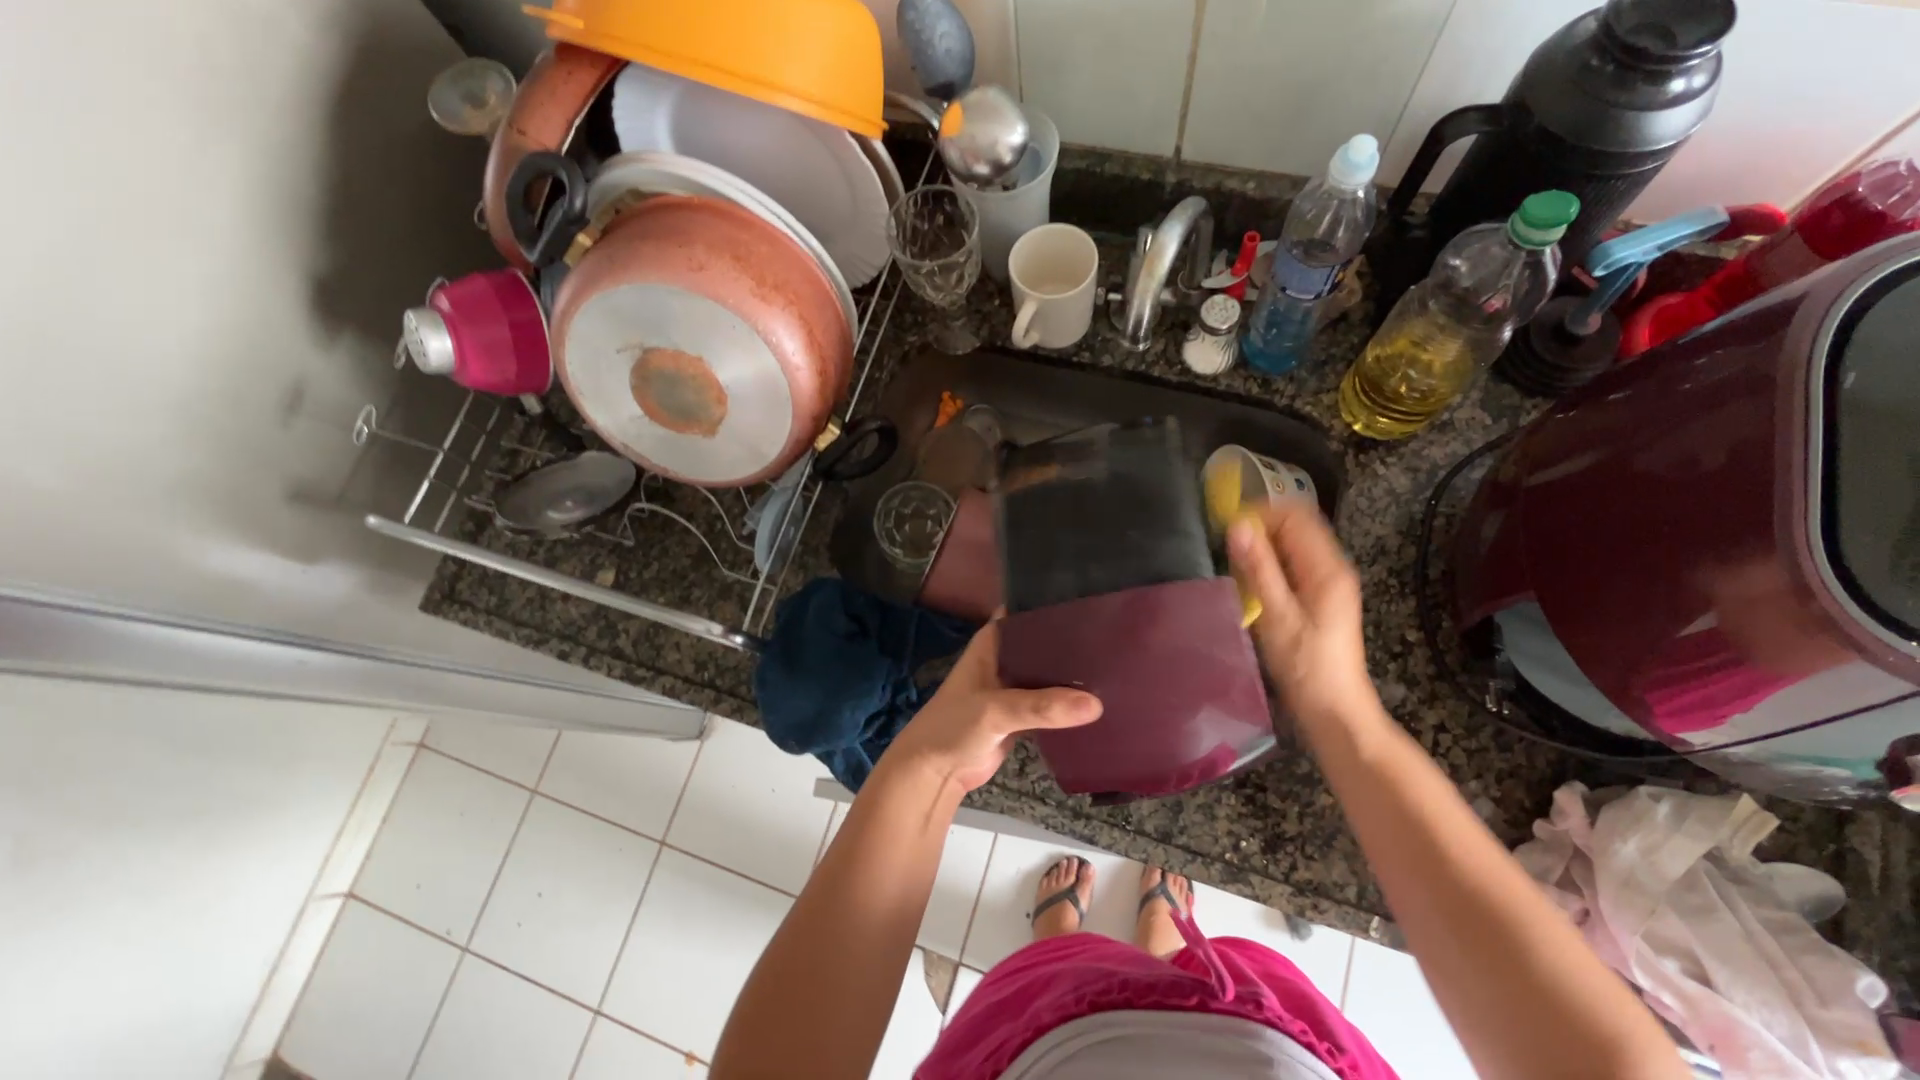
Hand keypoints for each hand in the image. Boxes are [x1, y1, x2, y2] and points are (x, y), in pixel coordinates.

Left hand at [886, 619, 1102, 792]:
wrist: (935, 772)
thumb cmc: (954, 727)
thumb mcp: (995, 711)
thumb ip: (1041, 707)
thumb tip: (1095, 705)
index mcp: (993, 642)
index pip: (1028, 613)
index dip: (1057, 608)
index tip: (1097, 604)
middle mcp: (1006, 658)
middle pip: (1046, 644)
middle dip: (1075, 644)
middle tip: (1117, 640)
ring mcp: (1015, 687)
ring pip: (1051, 675)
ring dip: (1075, 677)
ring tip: (1119, 668)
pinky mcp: (1023, 715)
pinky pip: (1052, 704)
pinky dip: (1070, 704)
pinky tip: (1102, 700)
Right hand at [1227, 500, 1376, 726]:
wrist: (1334, 710)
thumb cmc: (1306, 666)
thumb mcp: (1277, 616)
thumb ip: (1258, 569)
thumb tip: (1237, 526)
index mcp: (1327, 568)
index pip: (1295, 515)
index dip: (1260, 513)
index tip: (1227, 527)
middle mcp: (1331, 568)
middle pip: (1294, 527)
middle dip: (1258, 529)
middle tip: (1226, 547)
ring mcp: (1326, 584)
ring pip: (1290, 547)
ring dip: (1261, 550)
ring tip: (1234, 568)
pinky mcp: (1318, 599)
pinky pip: (1290, 567)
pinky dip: (1268, 568)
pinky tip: (1249, 587)